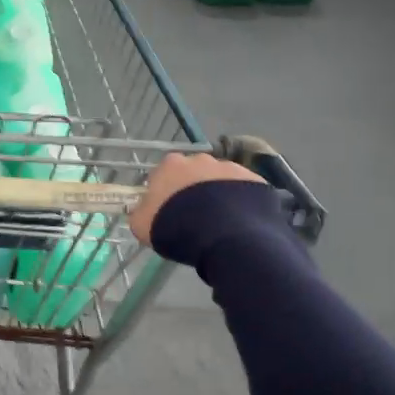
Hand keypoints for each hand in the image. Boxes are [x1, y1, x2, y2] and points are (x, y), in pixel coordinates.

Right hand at [128, 151, 263, 243]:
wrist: (223, 235)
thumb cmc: (175, 225)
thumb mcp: (142, 224)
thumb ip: (140, 212)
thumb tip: (142, 209)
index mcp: (170, 165)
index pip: (164, 173)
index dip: (166, 192)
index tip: (168, 210)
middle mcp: (200, 159)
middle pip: (195, 173)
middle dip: (195, 190)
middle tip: (196, 216)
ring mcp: (230, 168)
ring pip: (221, 181)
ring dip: (220, 195)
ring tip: (222, 223)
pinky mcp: (255, 181)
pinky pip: (245, 191)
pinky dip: (243, 203)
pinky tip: (241, 223)